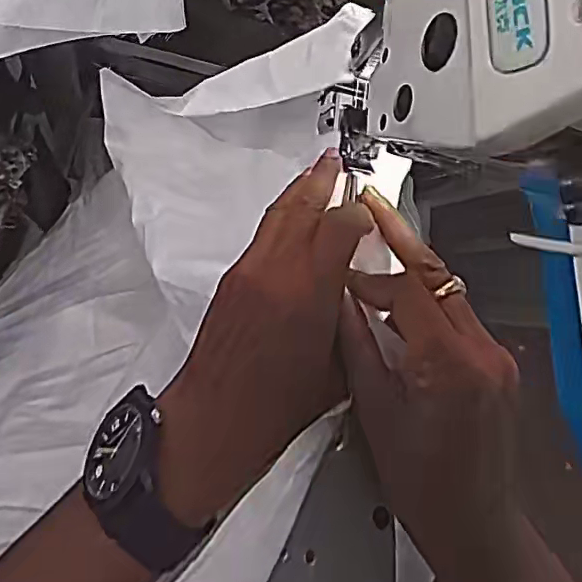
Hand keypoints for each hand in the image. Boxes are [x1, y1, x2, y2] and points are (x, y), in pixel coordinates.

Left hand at [154, 150, 373, 525]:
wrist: (215, 418)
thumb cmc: (272, 408)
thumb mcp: (337, 367)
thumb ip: (352, 319)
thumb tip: (358, 291)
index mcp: (309, 293)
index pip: (340, 226)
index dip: (357, 211)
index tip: (366, 206)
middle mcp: (278, 272)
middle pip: (304, 206)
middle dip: (323, 180)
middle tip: (336, 163)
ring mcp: (251, 271)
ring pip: (280, 213)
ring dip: (299, 189)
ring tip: (314, 174)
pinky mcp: (234, 277)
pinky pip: (263, 230)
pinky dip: (281, 212)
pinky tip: (290, 212)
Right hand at [337, 187, 528, 581]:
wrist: (477, 526)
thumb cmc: (427, 488)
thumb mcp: (376, 414)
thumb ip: (358, 347)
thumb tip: (340, 303)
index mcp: (448, 364)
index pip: (407, 290)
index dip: (372, 274)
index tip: (345, 272)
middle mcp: (481, 352)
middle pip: (436, 276)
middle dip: (401, 237)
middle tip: (373, 204)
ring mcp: (495, 355)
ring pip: (449, 290)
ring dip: (414, 268)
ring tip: (383, 241)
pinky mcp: (498, 362)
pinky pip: (460, 313)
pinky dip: (429, 298)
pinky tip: (405, 297)